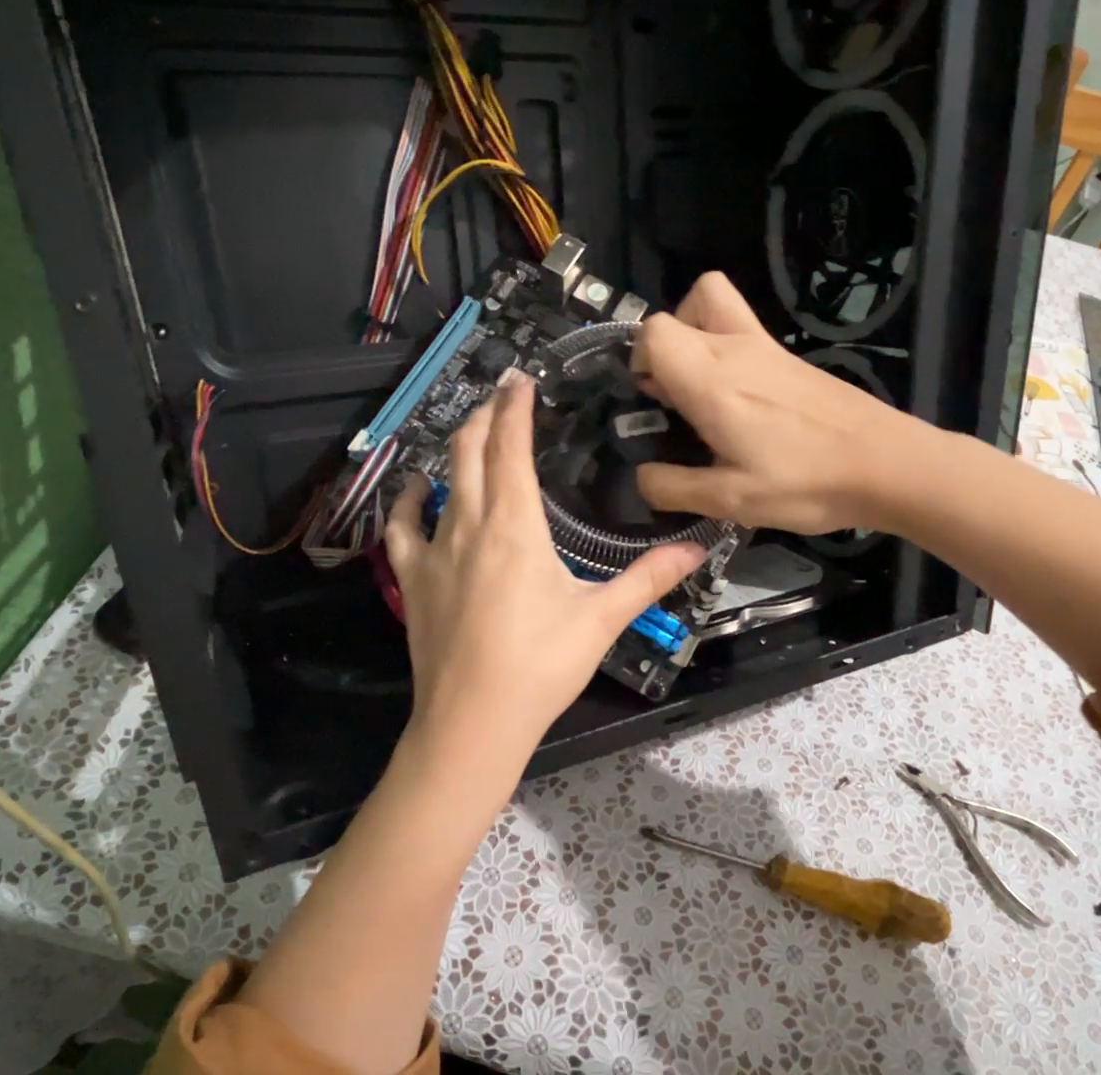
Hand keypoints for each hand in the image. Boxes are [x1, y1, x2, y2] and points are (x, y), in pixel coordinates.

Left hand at [384, 374, 705, 755]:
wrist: (474, 721)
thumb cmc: (541, 666)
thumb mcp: (601, 619)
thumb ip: (648, 578)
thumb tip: (698, 546)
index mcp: (515, 526)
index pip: (511, 447)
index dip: (515, 408)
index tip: (521, 378)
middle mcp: (469, 525)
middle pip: (469, 451)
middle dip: (485, 415)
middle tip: (500, 394)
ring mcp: (433, 551)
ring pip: (439, 481)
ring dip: (454, 450)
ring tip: (469, 433)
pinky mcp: (412, 580)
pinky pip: (402, 527)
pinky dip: (408, 500)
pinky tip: (415, 490)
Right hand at [630, 272, 918, 534]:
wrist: (887, 464)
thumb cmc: (805, 483)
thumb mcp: (730, 501)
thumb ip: (674, 488)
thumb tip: (642, 478)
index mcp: (712, 380)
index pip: (654, 332)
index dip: (638, 359)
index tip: (647, 399)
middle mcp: (734, 350)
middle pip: (678, 310)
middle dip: (661, 348)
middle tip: (669, 398)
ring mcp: (767, 349)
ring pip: (713, 304)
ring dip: (693, 334)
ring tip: (699, 389)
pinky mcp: (789, 359)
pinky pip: (741, 328)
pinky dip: (723, 349)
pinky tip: (738, 405)